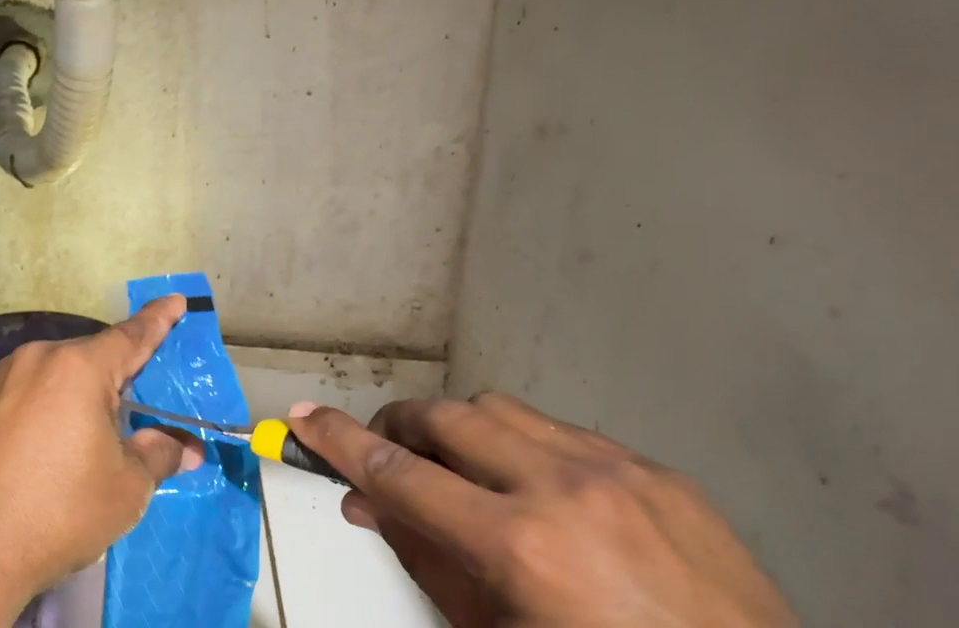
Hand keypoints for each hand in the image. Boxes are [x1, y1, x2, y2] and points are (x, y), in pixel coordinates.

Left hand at [0, 295, 198, 626]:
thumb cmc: (60, 511)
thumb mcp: (125, 488)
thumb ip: (158, 454)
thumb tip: (186, 447)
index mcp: (78, 368)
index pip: (130, 336)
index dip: (158, 321)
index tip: (176, 300)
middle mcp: (39, 359)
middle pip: (94, 356)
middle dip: (123, 371)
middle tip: (151, 390)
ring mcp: (6, 380)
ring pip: (61, 373)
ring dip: (87, 390)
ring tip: (109, 422)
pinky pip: (35, 391)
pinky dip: (57, 404)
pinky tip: (65, 438)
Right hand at [289, 393, 795, 627]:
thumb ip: (424, 557)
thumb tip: (369, 500)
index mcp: (522, 546)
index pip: (399, 473)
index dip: (339, 442)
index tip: (302, 418)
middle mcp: (566, 489)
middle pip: (444, 417)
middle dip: (399, 428)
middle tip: (386, 458)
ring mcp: (621, 472)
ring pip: (500, 408)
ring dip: (462, 430)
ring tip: (463, 471)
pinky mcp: (662, 472)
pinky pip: (564, 431)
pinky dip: (526, 447)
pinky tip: (539, 491)